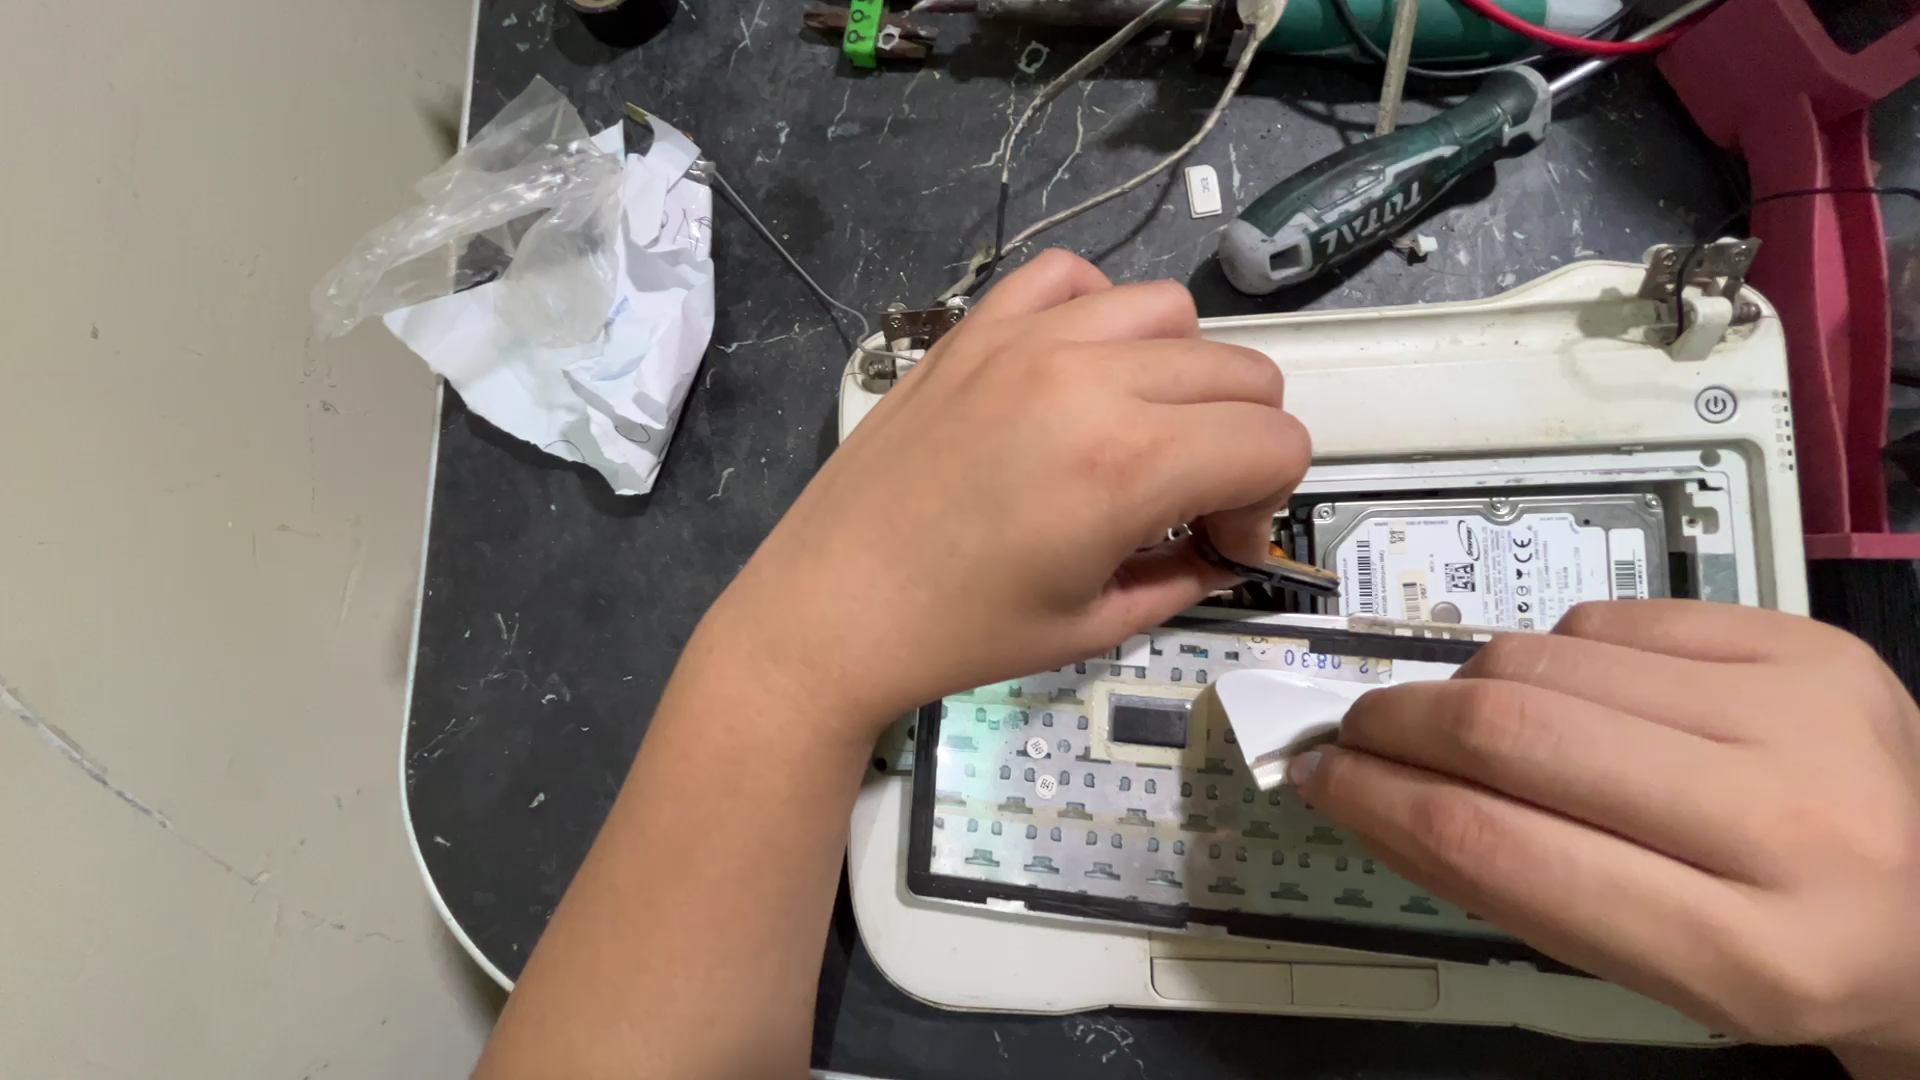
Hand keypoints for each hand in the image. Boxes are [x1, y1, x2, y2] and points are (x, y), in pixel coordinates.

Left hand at [703, 250, 1308, 735]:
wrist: (832, 606)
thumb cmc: (959, 634)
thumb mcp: (1094, 627)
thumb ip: (1186, 576)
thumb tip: (1226, 547)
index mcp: (1128, 462)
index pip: (1277, 442)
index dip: (1266, 502)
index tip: (1215, 542)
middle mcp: (1090, 377)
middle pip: (1242, 372)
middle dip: (1239, 442)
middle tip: (1183, 500)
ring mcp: (1025, 339)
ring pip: (1170, 312)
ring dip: (1181, 376)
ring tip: (1131, 431)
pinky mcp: (973, 329)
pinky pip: (1069, 279)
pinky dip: (1097, 314)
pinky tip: (1076, 369)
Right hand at [1292, 600, 1919, 1064]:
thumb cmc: (1766, 947)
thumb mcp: (1631, 959)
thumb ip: (1484, 870)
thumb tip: (1351, 781)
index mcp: (1747, 953)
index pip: (1487, 841)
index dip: (1370, 797)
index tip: (1313, 772)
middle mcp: (1794, 827)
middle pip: (1502, 730)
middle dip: (1390, 720)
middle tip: (1355, 729)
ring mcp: (1807, 714)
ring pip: (1533, 657)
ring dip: (1464, 685)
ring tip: (1478, 719)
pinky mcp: (1805, 644)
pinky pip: (1598, 617)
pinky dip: (1549, 651)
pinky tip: (1582, 691)